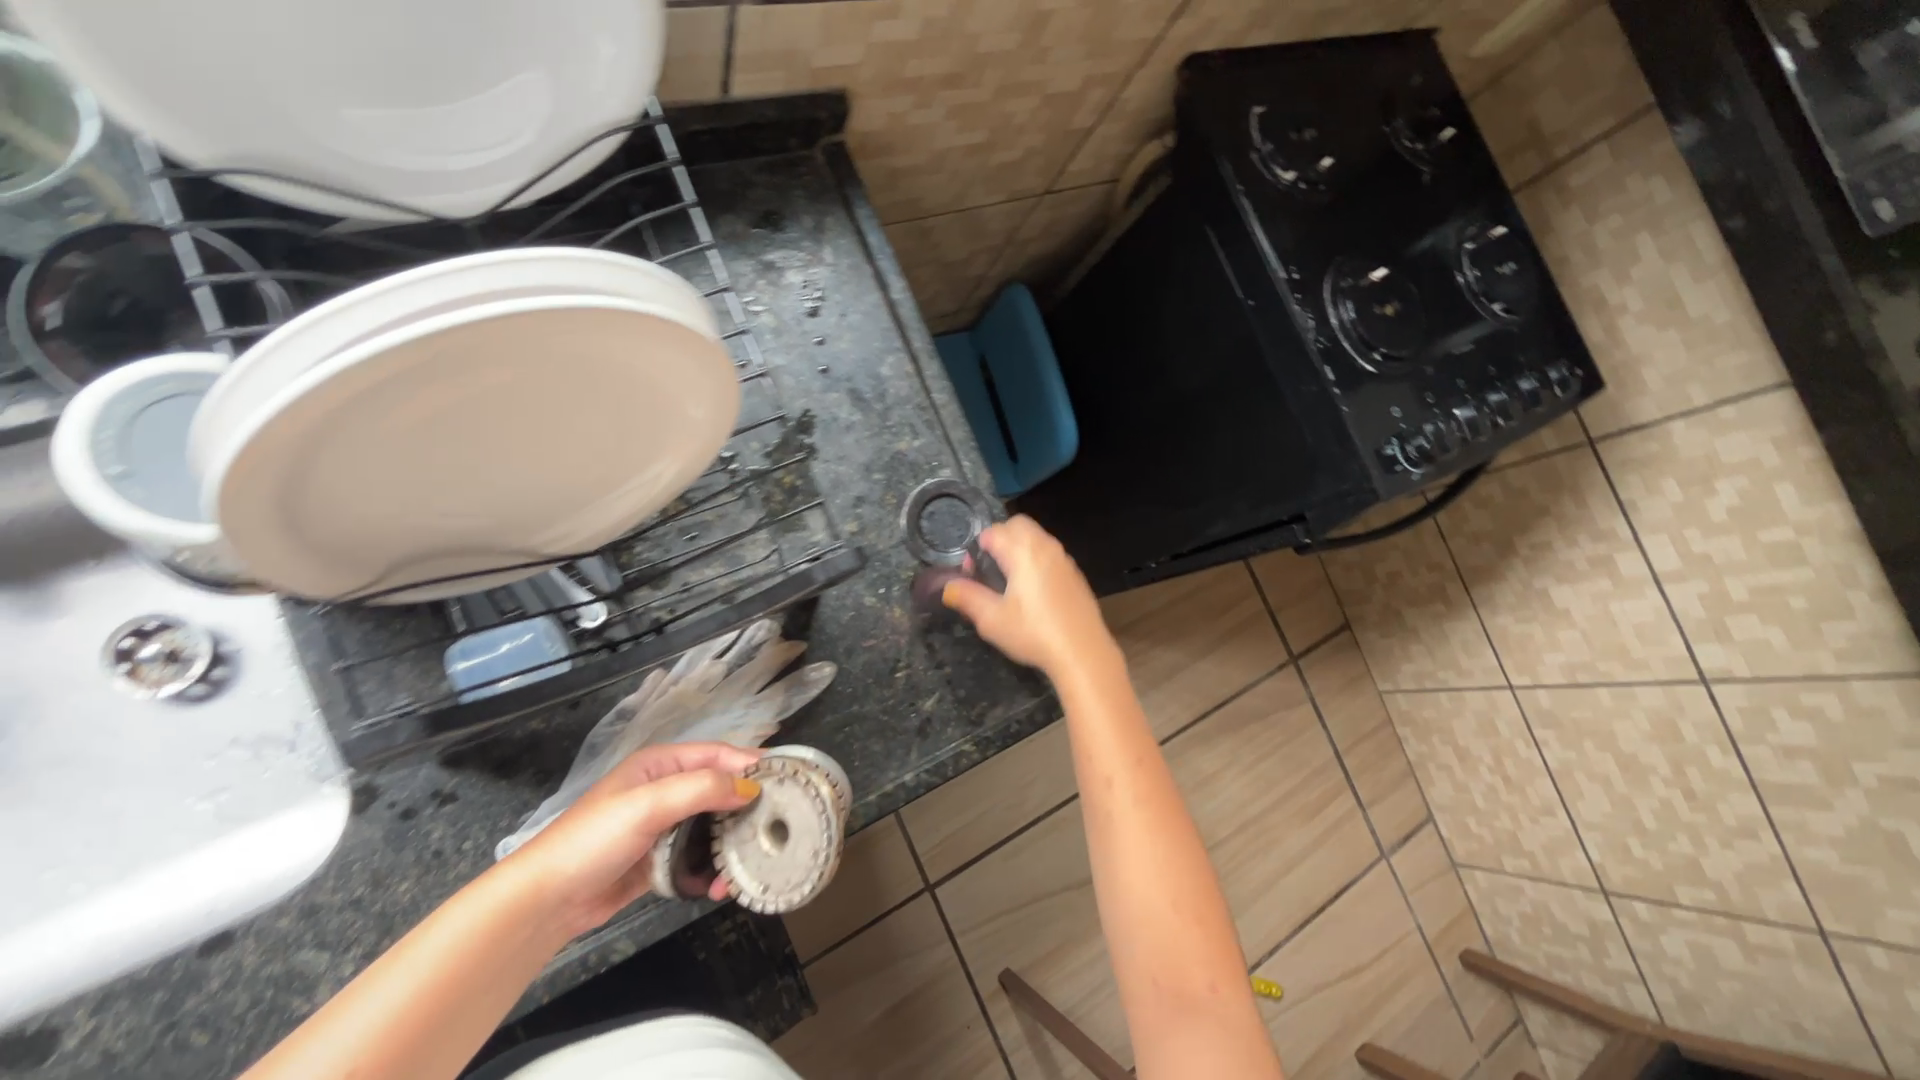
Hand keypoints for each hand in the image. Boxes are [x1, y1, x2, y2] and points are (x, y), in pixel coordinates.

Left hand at [500, 742, 761, 936]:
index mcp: (660, 766)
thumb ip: (702, 789)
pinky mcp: (658, 862)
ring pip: (711, 830)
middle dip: (746, 812)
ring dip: (729, 848)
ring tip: (745, 869)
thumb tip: (751, 787)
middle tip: (774, 830)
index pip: (717, 756)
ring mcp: (662, 828)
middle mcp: (665, 791)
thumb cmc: (595, 840)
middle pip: (719, 793)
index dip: (750, 765)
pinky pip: (696, 860)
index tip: (786, 782)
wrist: (547, 900)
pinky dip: (711, 872)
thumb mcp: (649, 805)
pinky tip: (719, 888)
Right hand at [941, 515, 1122, 682]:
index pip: (994, 531)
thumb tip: (948, 586)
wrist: (1083, 652)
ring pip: (1037, 537)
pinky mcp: (1075, 574)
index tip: (973, 574)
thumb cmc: (1033, 633)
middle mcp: (1046, 547)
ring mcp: (1064, 559)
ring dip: (1019, 548)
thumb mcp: (992, 619)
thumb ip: (967, 597)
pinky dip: (1037, 560)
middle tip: (991, 569)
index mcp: (1023, 552)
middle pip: (1018, 524)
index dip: (977, 548)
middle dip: (999, 538)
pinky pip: (1051, 553)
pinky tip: (1033, 592)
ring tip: (1010, 581)